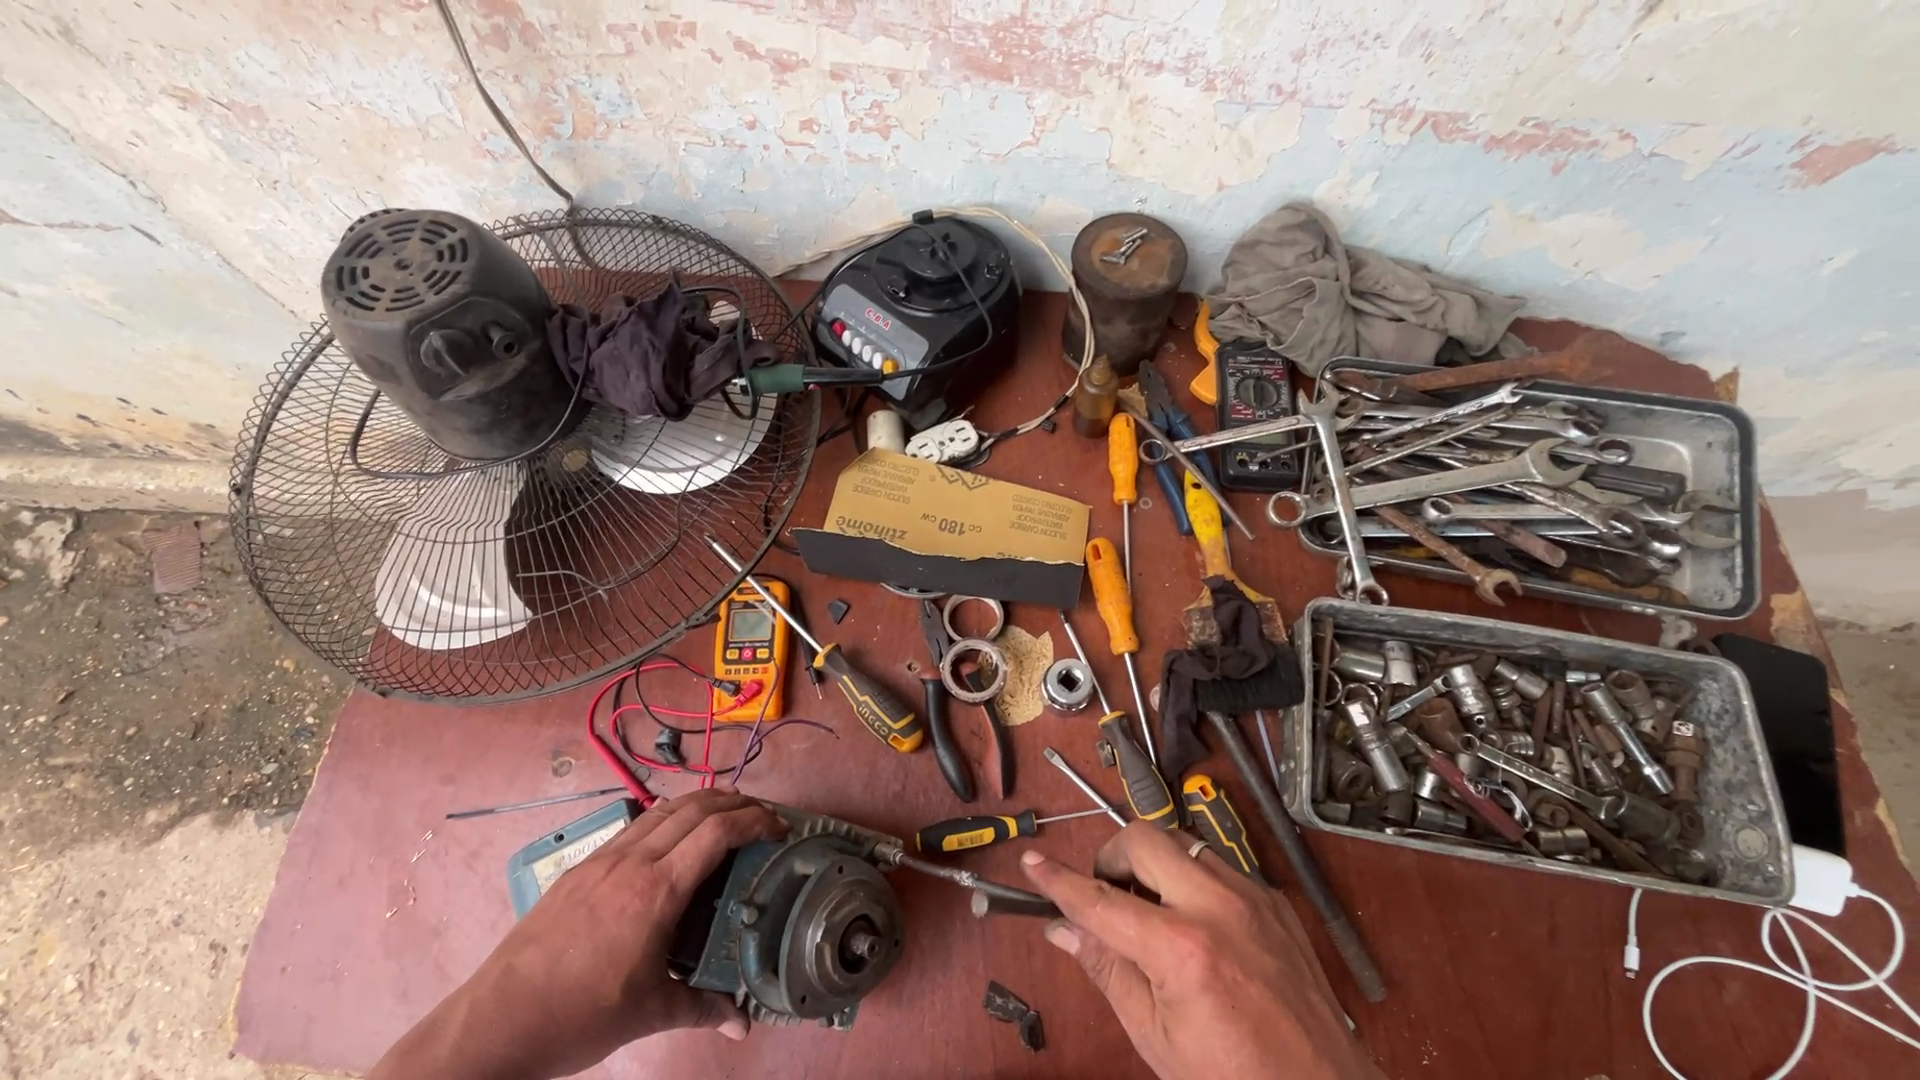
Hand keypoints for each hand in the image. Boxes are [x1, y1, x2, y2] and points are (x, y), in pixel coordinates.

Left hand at [371, 788, 787, 1079]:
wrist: (496, 1021)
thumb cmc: (580, 1015)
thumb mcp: (650, 1013)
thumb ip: (702, 1007)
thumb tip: (742, 1023)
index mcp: (657, 891)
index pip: (717, 832)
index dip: (754, 821)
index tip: (779, 828)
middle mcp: (632, 862)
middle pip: (694, 807)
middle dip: (735, 803)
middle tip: (762, 817)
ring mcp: (602, 860)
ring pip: (662, 809)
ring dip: (701, 803)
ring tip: (726, 816)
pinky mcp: (581, 869)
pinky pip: (636, 826)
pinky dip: (668, 819)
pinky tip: (672, 841)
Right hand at [1021, 824, 1382, 1079]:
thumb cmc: (1233, 1077)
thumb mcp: (1155, 1035)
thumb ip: (1106, 969)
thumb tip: (1062, 930)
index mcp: (1182, 949)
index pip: (1100, 899)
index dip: (1058, 880)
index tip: (1033, 862)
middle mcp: (1218, 906)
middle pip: (1143, 838)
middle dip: (1111, 856)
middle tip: (1104, 894)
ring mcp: (1252, 896)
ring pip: (1181, 843)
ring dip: (1152, 863)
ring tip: (1147, 908)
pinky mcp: (1274, 899)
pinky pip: (1217, 865)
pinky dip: (1190, 879)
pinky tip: (1192, 922)